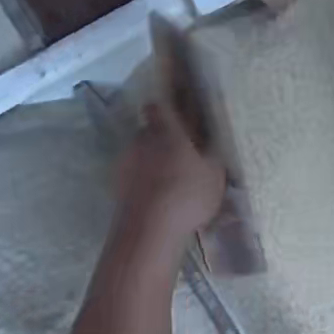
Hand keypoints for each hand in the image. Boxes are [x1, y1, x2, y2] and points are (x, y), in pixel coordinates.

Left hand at [116, 94, 224, 248]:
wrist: (149, 227)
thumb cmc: (188, 193)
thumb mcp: (215, 174)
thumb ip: (212, 154)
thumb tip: (210, 142)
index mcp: (167, 131)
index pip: (158, 106)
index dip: (166, 109)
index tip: (178, 117)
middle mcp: (142, 139)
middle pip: (151, 131)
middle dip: (164, 140)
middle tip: (182, 157)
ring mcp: (126, 161)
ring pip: (142, 154)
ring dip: (154, 162)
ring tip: (171, 183)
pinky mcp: (117, 183)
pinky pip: (134, 174)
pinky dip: (145, 180)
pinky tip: (159, 197)